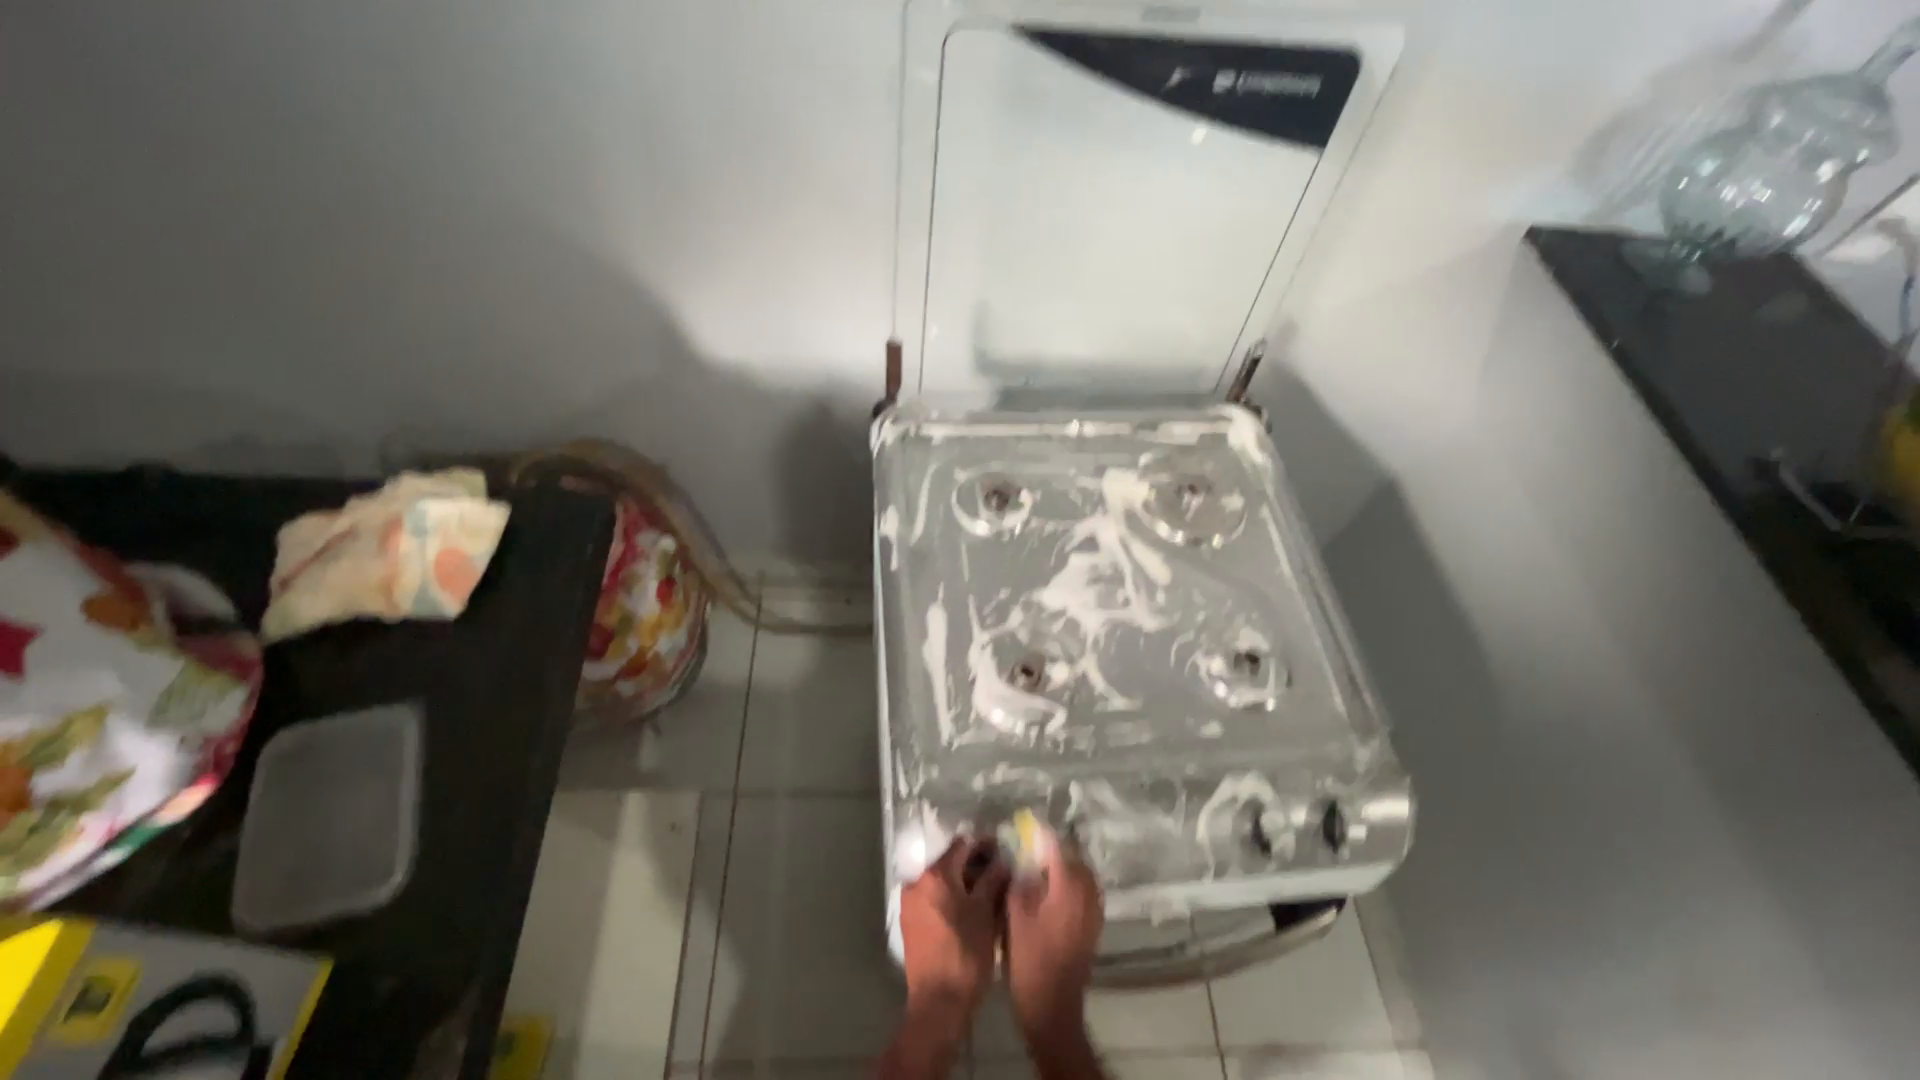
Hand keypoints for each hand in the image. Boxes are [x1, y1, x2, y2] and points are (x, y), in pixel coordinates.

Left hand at [899, 835, 1011, 1015]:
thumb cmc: (965, 953)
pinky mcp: (910, 922)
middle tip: (1000, 873)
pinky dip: (951, 898)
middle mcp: (916, 882)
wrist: (938, 1001)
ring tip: (988, 892)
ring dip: (963, 883)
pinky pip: (933, 899)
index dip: (984, 845)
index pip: (962, 845)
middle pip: (950, 862)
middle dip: (974, 865)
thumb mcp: (985, 914)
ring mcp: (910, 903)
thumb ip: (993, 881)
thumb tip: (1002, 862)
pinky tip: (971, 909)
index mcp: (935, 875)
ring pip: (941, 882)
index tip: (1003, 851)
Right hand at [1003, 827, 1103, 1040]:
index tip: (1027, 824)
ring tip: (1040, 865)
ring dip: (1065, 866)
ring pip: (1083, 876)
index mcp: (1069, 889)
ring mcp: (1094, 912)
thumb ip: (1021, 882)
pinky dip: (1071, 883)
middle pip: (1076, 860)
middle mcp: (1087, 896)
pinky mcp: (1093, 927)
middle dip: (1056, 849)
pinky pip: (1085, 892)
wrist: (1052, 1005)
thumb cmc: (1029, 960)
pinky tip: (1050, 890)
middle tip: (1032, 845)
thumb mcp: (1015, 917)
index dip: (1043, 835)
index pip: (1059, 849)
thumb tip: (1022, 859)